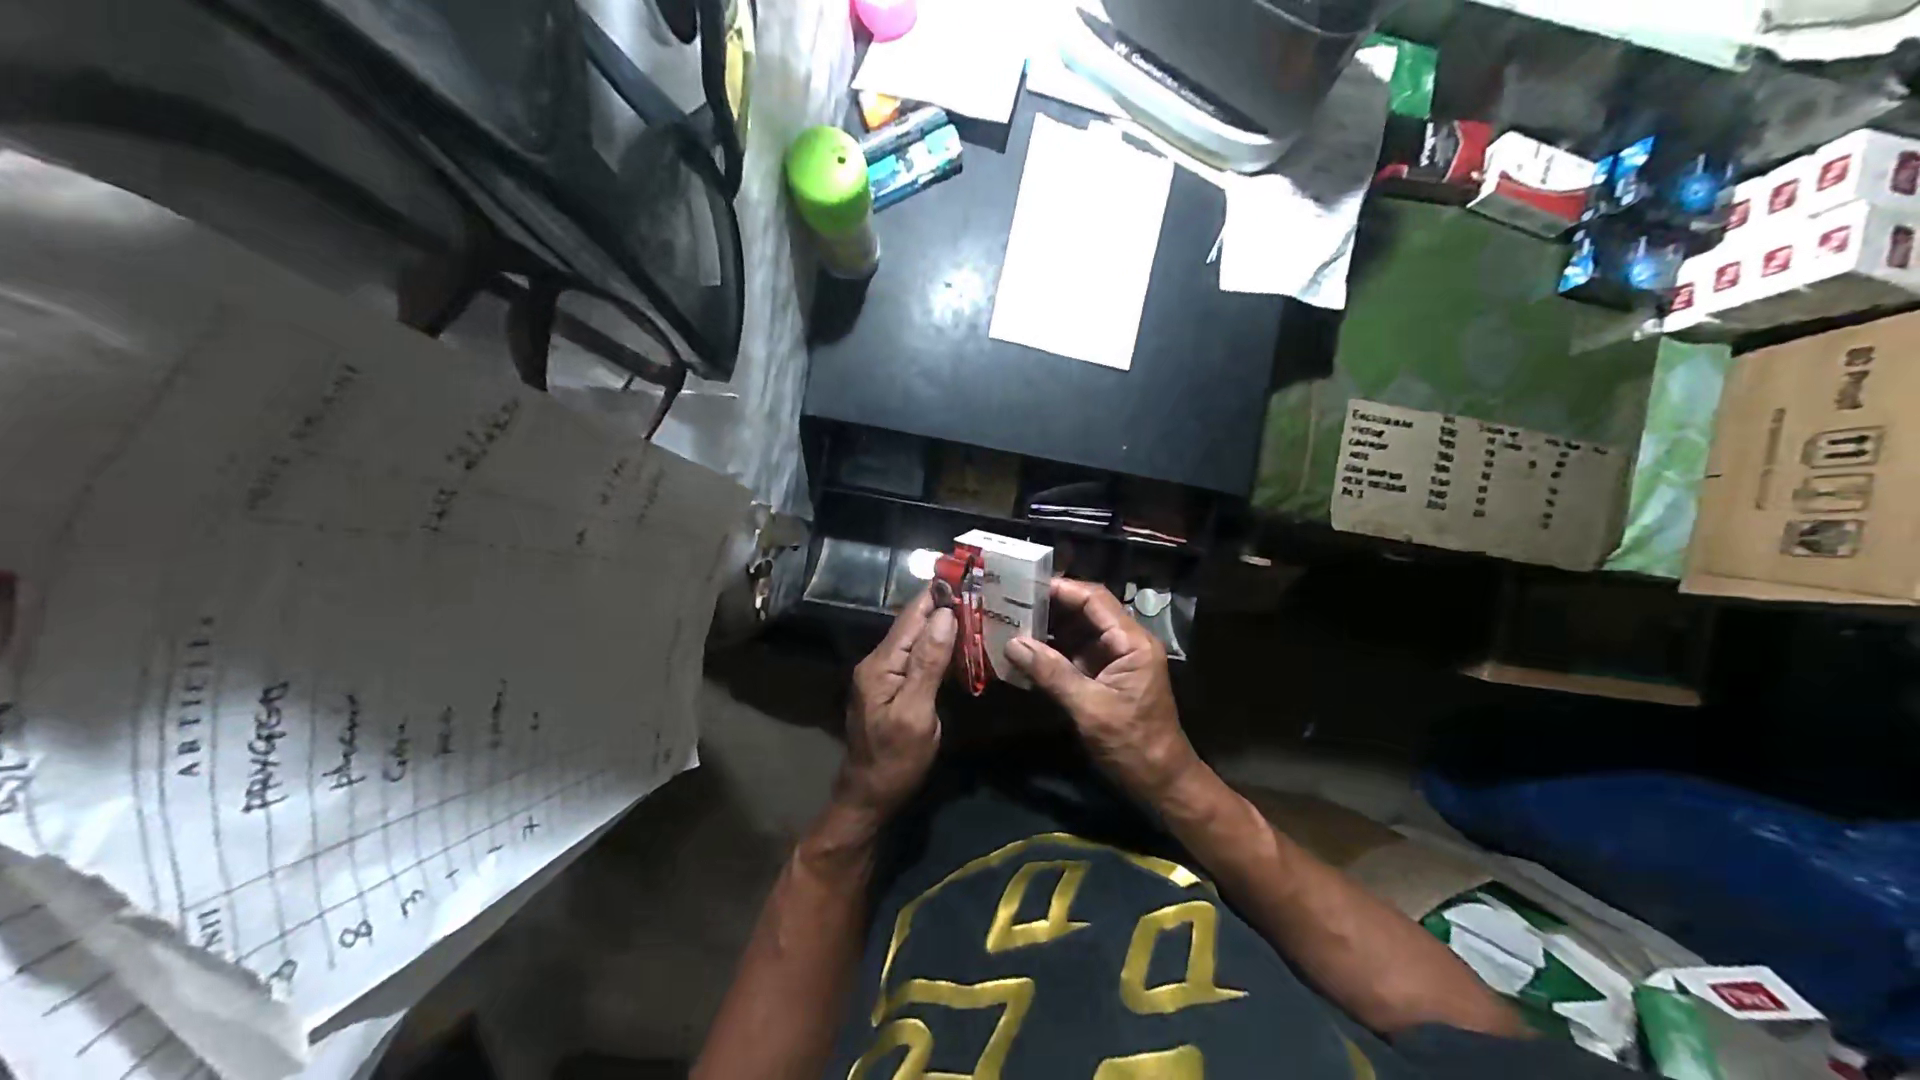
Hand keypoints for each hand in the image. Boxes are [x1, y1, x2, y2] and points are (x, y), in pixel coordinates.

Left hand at [837, 590, 955, 822]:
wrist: (869, 797)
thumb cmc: (895, 761)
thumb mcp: (916, 714)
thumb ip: (928, 664)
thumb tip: (944, 616)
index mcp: (881, 664)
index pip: (912, 616)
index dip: (938, 594)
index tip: (967, 573)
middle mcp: (878, 661)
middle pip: (914, 624)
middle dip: (945, 605)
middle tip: (982, 590)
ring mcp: (883, 674)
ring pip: (917, 639)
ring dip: (944, 624)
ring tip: (978, 610)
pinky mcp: (892, 687)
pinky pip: (917, 656)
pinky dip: (938, 646)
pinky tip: (960, 643)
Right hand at [1005, 579, 1199, 804]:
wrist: (1159, 781)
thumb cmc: (1132, 743)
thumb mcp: (1089, 708)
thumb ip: (1051, 672)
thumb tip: (1012, 644)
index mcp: (1132, 642)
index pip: (1095, 599)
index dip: (1061, 589)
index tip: (1024, 586)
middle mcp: (1125, 643)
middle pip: (1085, 611)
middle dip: (1049, 606)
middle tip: (1009, 601)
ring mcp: (1114, 659)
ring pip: (1077, 631)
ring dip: (1046, 628)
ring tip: (1010, 621)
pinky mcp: (1103, 676)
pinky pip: (1074, 653)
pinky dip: (1050, 651)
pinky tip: (1023, 651)